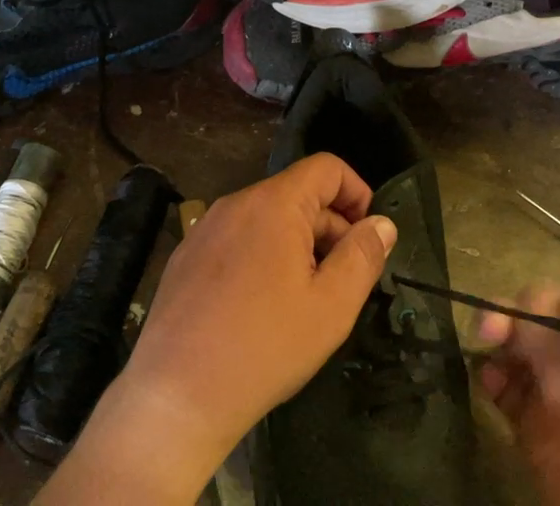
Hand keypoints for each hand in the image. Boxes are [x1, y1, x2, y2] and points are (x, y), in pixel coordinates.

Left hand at [36, 154, 397, 503]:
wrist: (178, 393)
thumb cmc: (265, 346)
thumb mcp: (331, 306)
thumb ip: (362, 256)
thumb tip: (381, 223)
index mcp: (273, 204)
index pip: (326, 167)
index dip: (357, 192)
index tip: (369, 237)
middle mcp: (235, 203)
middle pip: (296, 193)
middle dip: (330, 227)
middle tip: (344, 281)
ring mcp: (205, 229)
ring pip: (266, 219)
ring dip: (297, 245)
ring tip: (306, 299)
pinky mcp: (186, 256)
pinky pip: (237, 240)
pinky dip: (262, 257)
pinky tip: (262, 307)